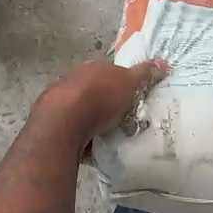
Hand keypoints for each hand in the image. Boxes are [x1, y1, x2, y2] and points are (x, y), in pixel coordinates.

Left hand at [33, 58, 169, 141]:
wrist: (62, 123)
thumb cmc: (99, 97)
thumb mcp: (130, 83)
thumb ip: (145, 74)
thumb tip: (164, 64)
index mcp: (92, 67)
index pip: (109, 73)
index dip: (120, 85)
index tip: (130, 100)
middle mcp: (71, 80)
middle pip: (93, 92)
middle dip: (104, 104)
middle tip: (120, 120)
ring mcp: (57, 102)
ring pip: (79, 111)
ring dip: (89, 121)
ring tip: (106, 137)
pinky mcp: (48, 124)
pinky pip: (69, 130)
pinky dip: (78, 137)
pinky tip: (89, 148)